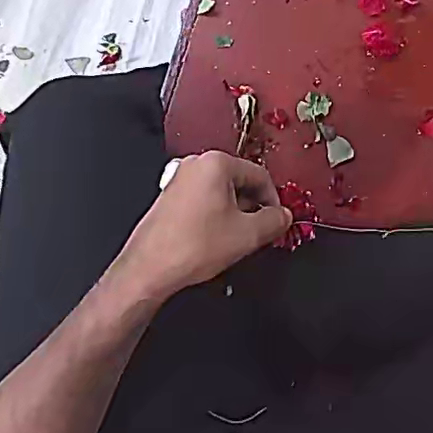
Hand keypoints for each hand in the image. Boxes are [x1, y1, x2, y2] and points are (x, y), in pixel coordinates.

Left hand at [107, 151, 291, 299]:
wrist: (148, 269)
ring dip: (235, 214)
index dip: (274, 201)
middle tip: (259, 232)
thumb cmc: (194, 246)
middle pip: (241, 182)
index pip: (261, 176)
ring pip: (223, 193)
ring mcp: (180, 179)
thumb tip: (284, 216)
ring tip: (235, 239)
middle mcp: (196, 164)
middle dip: (253, 207)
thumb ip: (274, 220)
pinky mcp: (170, 197)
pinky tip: (214, 240)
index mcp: (216, 163)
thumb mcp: (248, 234)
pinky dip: (216, 216)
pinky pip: (204, 200)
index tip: (277, 221)